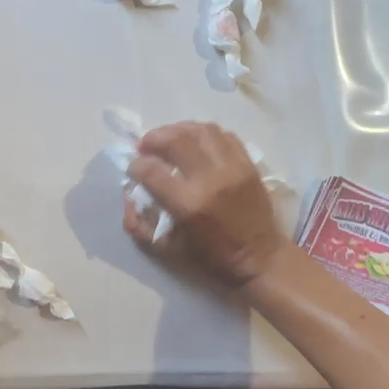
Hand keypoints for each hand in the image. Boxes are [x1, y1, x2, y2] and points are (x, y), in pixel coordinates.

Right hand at [124, 121, 287, 290]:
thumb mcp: (165, 251)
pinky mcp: (248, 164)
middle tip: (145, 146)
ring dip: (178, 130)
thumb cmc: (210, 258)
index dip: (135, 166)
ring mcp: (233, 168)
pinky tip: (195, 143)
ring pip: (201, 130)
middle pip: (176, 140)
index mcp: (188, 205)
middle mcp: (210, 179)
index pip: (152, 170)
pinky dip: (204, 134)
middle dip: (153, 138)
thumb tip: (128, 196)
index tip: (133, 169)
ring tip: (168, 139)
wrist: (260, 259)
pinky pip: (224, 135)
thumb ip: (138, 225)